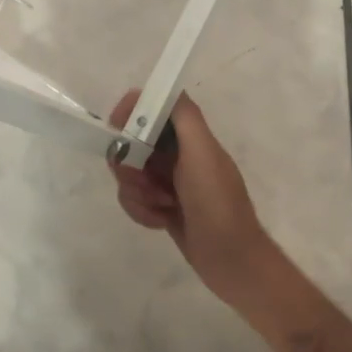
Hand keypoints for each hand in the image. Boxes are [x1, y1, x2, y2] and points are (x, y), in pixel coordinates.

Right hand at [108, 89, 269, 306]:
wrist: (233, 262)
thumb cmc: (218, 204)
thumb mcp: (203, 154)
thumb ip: (184, 117)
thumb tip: (165, 88)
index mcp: (191, 136)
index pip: (154, 106)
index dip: (131, 112)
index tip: (118, 129)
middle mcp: (179, 154)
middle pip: (133, 140)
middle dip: (129, 161)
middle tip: (142, 179)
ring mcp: (169, 182)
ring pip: (129, 171)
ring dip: (135, 190)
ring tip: (158, 206)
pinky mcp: (162, 206)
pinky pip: (133, 197)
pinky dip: (140, 209)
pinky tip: (160, 221)